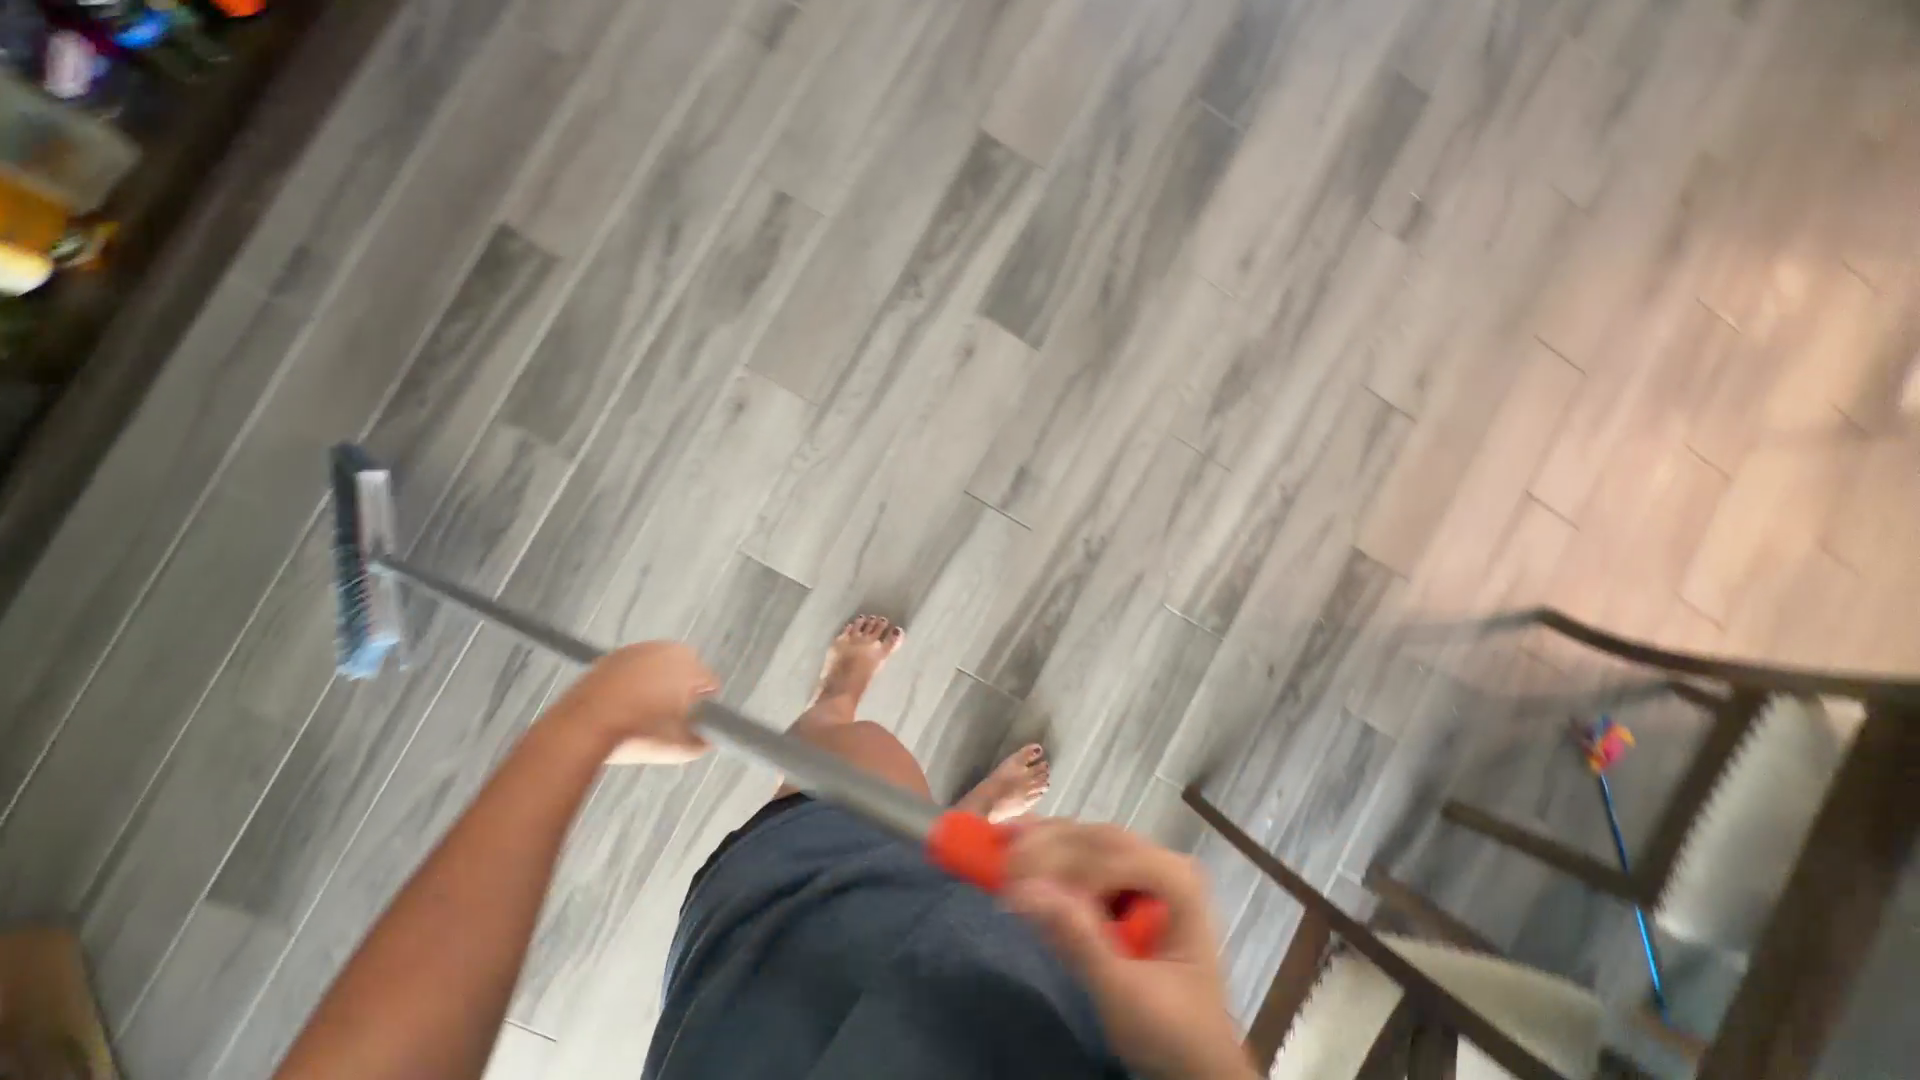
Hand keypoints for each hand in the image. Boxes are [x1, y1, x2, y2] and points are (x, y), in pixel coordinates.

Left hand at [544, 642, 718, 764]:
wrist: (583, 727)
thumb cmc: (638, 734)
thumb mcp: (679, 749)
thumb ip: (702, 742)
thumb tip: (706, 741)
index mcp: (689, 668)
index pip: (709, 680)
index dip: (707, 700)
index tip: (700, 715)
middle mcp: (666, 651)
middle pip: (686, 664)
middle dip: (683, 682)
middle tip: (674, 709)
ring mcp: (637, 650)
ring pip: (659, 662)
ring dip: (658, 677)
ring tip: (648, 705)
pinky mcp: (611, 656)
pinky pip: (633, 665)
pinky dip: (634, 678)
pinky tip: (626, 700)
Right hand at [1004, 822, 1255, 1079]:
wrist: (1192, 1055)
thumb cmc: (1168, 1028)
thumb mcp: (1121, 992)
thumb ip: (1078, 940)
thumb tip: (1023, 892)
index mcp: (1178, 884)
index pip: (1114, 859)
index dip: (1064, 868)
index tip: (1018, 888)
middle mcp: (1165, 863)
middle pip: (1097, 839)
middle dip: (1047, 846)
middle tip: (1000, 862)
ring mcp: (1146, 869)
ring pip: (1087, 839)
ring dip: (1043, 840)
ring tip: (999, 840)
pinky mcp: (1128, 881)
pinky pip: (1085, 853)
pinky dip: (1050, 849)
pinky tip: (1017, 839)